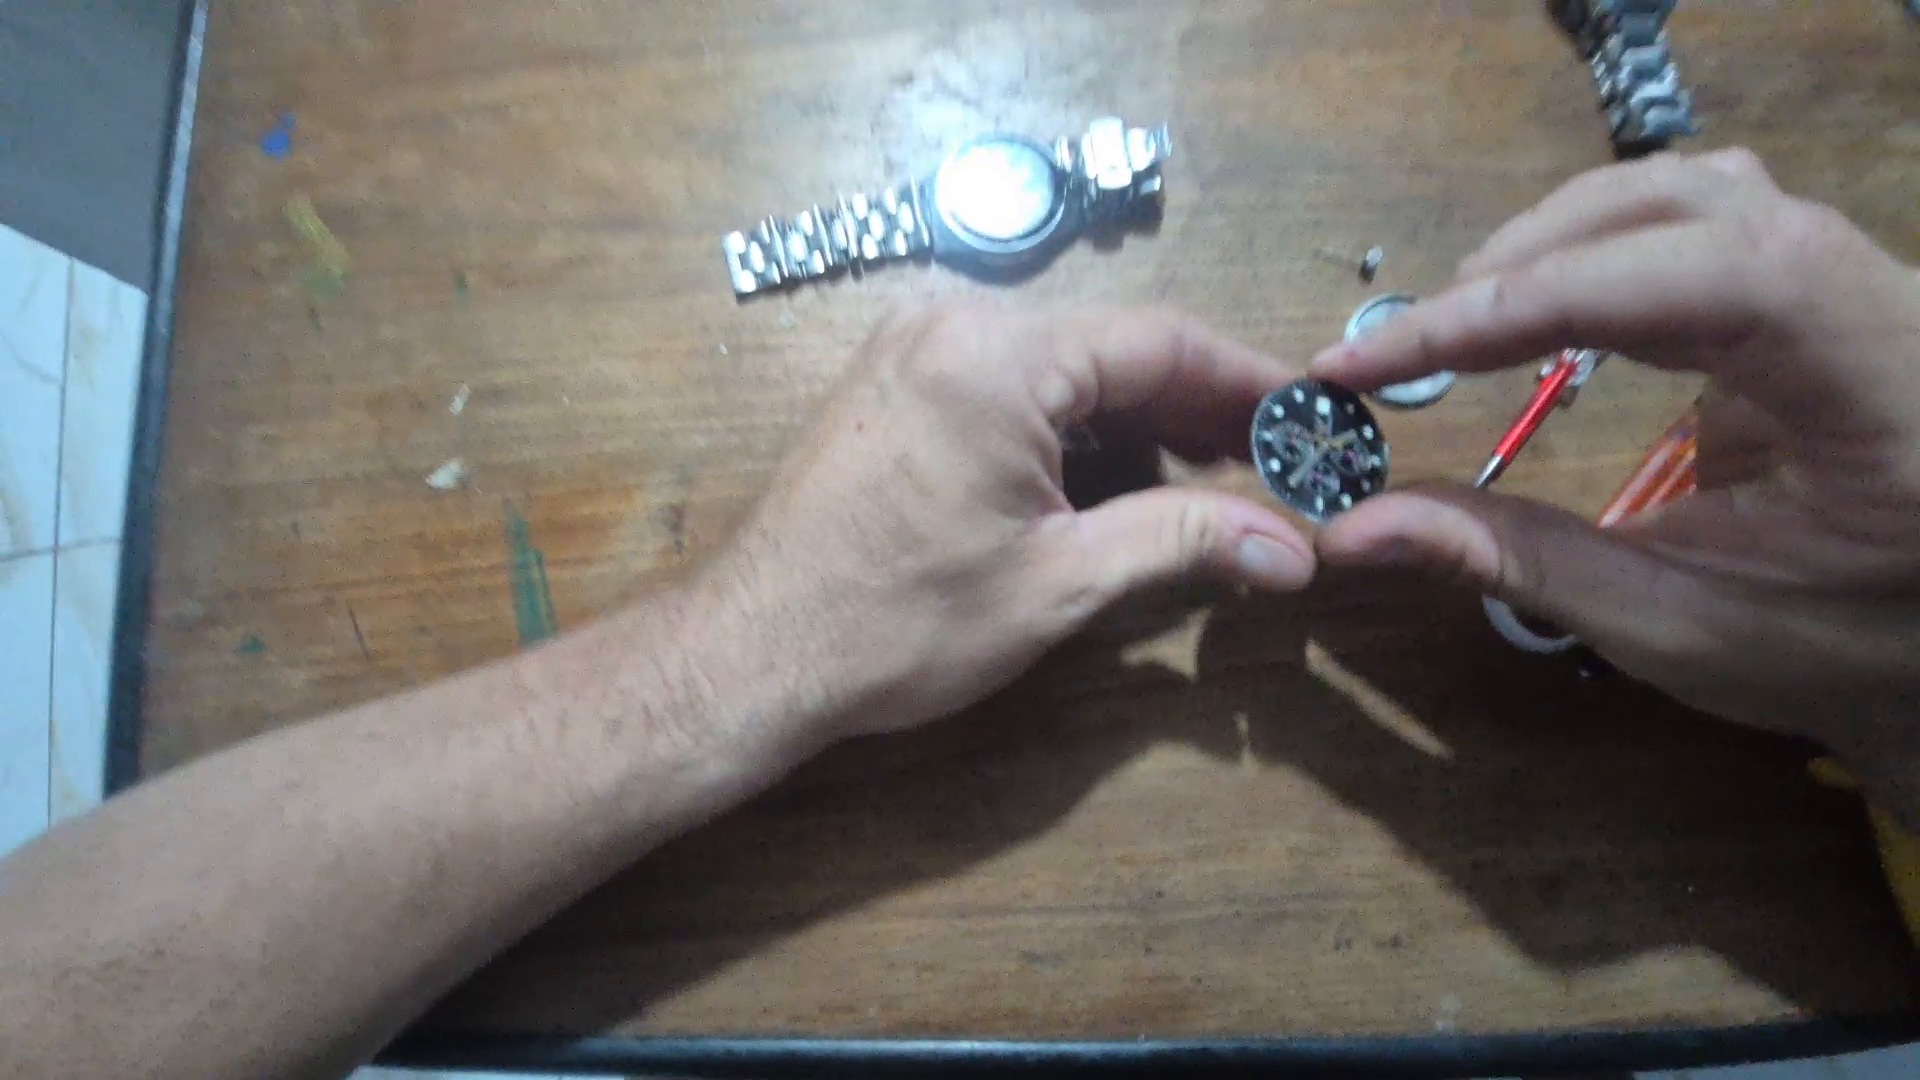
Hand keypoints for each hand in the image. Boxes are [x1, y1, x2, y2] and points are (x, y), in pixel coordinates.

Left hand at [696, 304, 1313, 748]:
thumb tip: (1292, 550)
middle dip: (1192, 408)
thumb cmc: (901, 623)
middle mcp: (954, 320)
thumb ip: (1181, 541)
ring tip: (1206, 473)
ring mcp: (916, 347)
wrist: (757, 650)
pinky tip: (1112, 470)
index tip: (1308, 416)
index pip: (1159, 342)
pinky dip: (1070, 425)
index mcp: (998, 353)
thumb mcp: (1056, 581)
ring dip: (1134, 419)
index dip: (1245, 381)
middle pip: (1110, 349)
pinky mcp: (896, 383)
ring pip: (1061, 367)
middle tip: (1267, 460)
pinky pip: (1010, 385)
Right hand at [1307, 149, 1919, 817]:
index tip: (1377, 364)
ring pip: (1684, 195)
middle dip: (1516, 270)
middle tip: (1402, 352)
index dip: (1525, 305)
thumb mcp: (1660, 625)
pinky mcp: (1807, 292)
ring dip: (1538, 247)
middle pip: (1690, 210)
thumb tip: (1346, 533)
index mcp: (1893, 398)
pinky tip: (1524, 307)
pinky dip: (1575, 251)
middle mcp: (1891, 308)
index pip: (1716, 283)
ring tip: (1449, 327)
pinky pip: (1685, 223)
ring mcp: (1854, 286)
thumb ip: (1504, 559)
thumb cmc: (1825, 650)